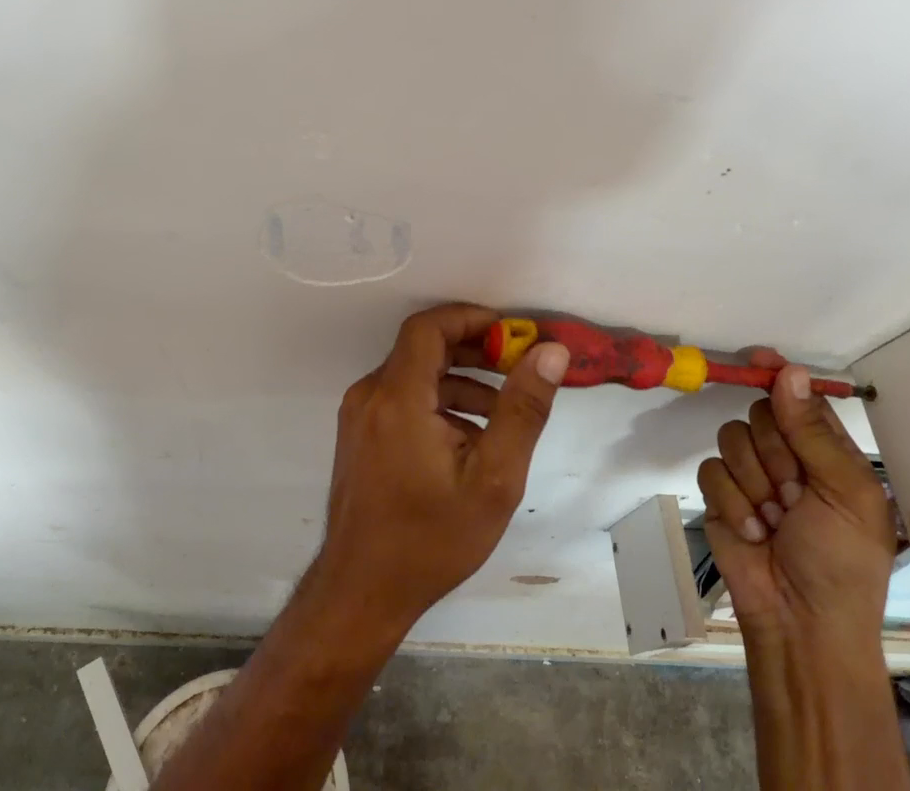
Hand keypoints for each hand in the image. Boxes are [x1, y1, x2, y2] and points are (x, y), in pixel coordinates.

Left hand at [312, 303, 569, 627]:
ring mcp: (359, 419)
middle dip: (474, 352)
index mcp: (397, 398)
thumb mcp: (494, 478)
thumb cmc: (431, 539)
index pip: (429, 328)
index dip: (471, 319)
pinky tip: (470, 440)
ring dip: (460, 383)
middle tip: (519, 369)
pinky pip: (401, 402)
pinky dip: (438, 405)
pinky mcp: (359, 439)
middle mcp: (370, 397)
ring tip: (504, 414)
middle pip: (422, 349)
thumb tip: (550, 353)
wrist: (362, 591)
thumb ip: (523, 410)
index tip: (513, 334)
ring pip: (413, 378)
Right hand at [698, 351, 894, 635]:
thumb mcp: (844, 493)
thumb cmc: (841, 560)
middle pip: (762, 414)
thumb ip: (813, 432)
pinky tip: (751, 532)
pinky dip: (731, 503)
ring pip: (732, 440)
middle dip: (776, 456)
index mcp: (829, 453)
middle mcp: (789, 457)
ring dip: (754, 485)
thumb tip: (789, 372)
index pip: (802, 399)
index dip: (782, 378)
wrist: (799, 620)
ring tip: (774, 522)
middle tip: (795, 496)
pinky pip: (711, 471)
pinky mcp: (720, 497)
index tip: (759, 360)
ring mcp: (751, 476)